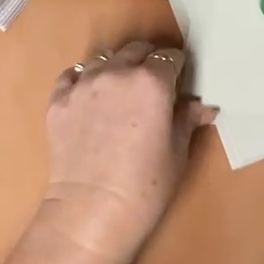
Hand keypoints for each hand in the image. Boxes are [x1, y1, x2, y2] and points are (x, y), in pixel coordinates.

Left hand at [41, 40, 216, 262]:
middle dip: (147, 60)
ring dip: (116, 67)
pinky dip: (82, 79)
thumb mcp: (177, 153)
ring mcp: (84, 84)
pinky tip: (88, 97)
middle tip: (151, 82)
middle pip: (136, 51)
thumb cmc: (145, 186)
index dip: (177, 66)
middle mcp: (117, 73)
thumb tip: (204, 106)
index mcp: (152, 82)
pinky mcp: (59, 100)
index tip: (178, 79)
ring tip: (119, 89)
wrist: (91, 212)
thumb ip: (187, 119)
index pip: (169, 57)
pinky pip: (72, 75)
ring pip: (103, 58)